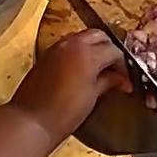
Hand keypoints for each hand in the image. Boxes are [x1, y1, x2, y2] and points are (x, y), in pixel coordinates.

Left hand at [10, 29, 130, 138]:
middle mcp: (72, 44)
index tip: (125, 79)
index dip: (123, 65)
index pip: (114, 50)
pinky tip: (82, 69)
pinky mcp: (47, 55)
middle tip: (114, 68)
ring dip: (94, 47)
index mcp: (88, 53)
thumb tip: (121, 80)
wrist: (32, 120)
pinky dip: (79, 51)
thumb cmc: (64, 112)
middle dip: (109, 49)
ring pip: (82, 37)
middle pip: (99, 36)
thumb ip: (108, 81)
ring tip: (99, 68)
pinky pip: (68, 45)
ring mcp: (57, 47)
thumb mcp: (92, 96)